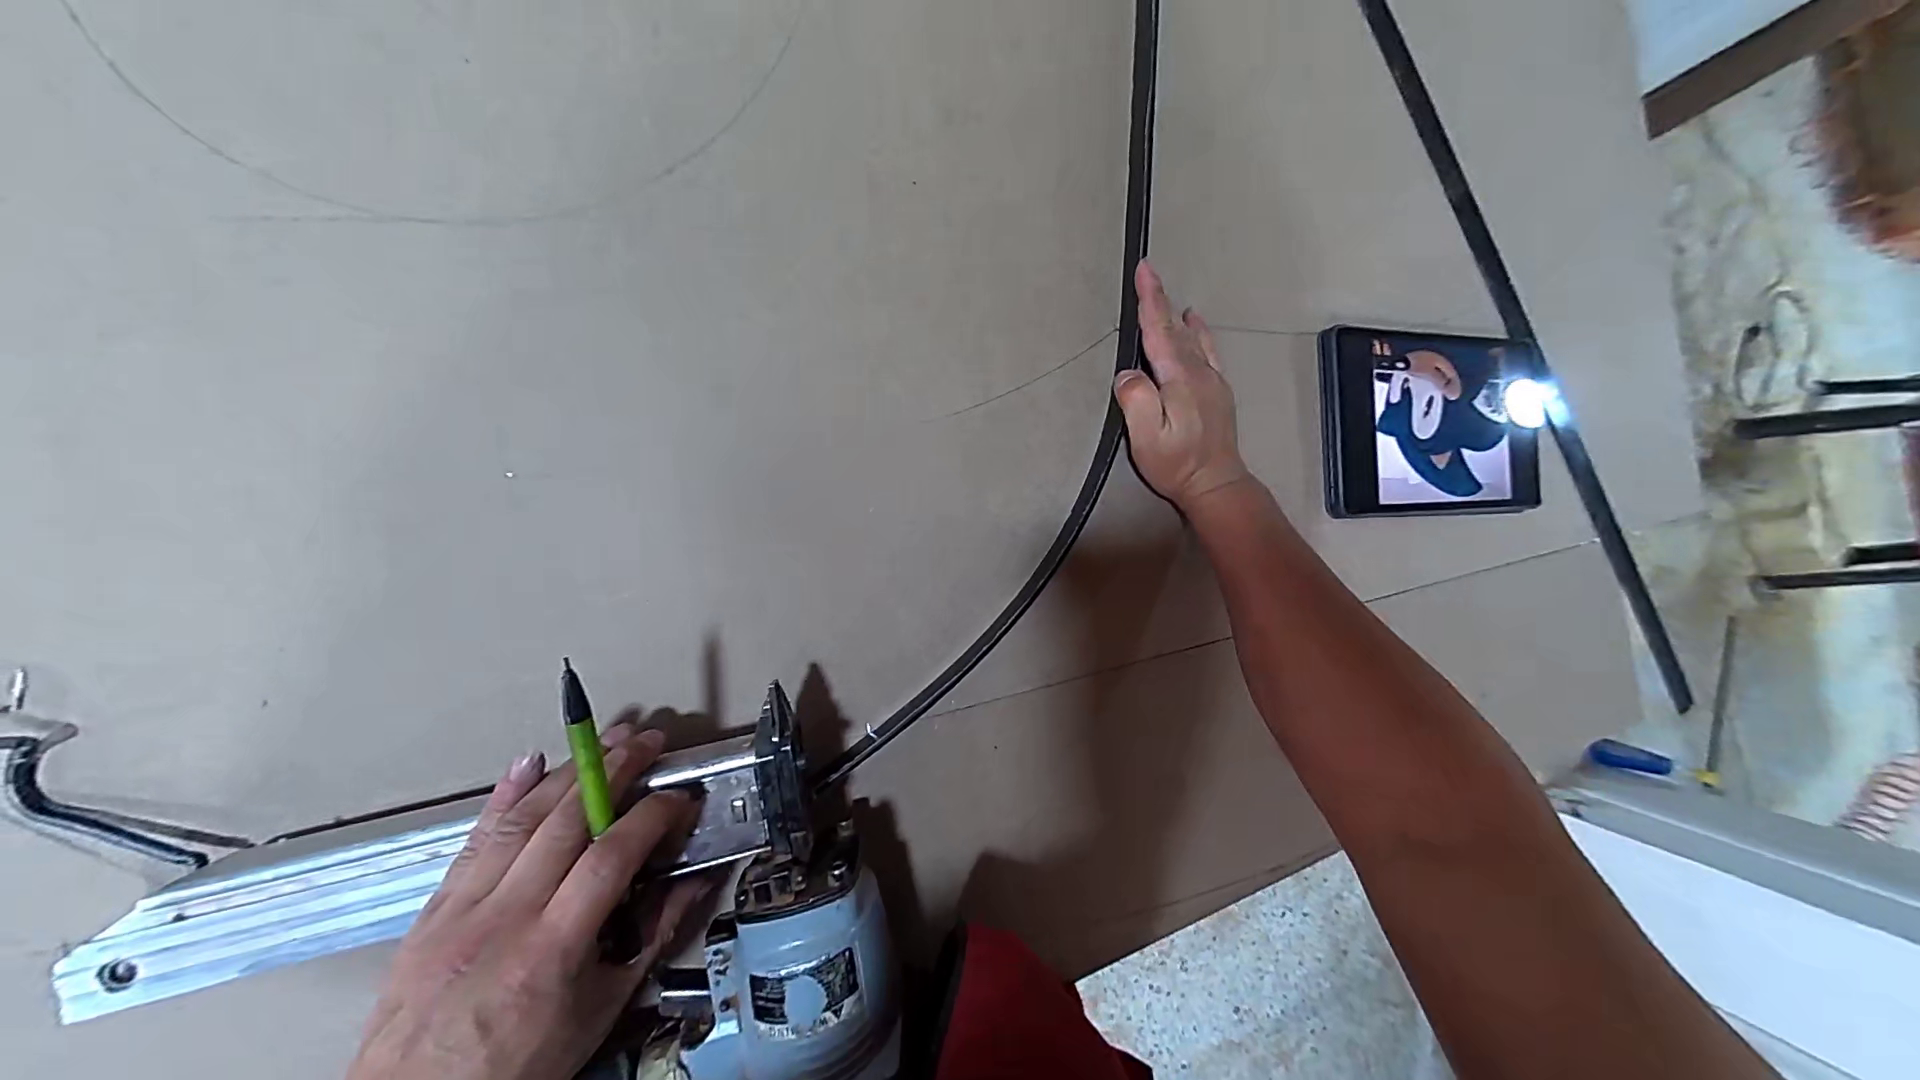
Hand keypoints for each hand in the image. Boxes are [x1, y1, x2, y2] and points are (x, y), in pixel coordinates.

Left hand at [348, 724, 708, 1079]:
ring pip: (524, 818)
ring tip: (606, 740)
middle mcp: (505, 918)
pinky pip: (474, 838)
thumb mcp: (602, 1009)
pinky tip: (527, 762)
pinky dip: (504, 795)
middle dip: (615, 769)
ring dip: (571, 769)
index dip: (653, 816)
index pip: (612, 856)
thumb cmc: (516, 1066)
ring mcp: (463, 909)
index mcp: (551, 949)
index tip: (680, 800)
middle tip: (648, 741)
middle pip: (568, 820)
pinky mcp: (435, 908)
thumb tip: (695, 883)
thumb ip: (653, 936)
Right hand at [1114, 260, 1251, 510]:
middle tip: (1148, 273)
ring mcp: (1212, 381)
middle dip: (1159, 299)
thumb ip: (1136, 400)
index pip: (1160, 331)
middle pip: (1175, 328)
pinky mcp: (1217, 392)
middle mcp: (1199, 372)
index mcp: (1179, 379)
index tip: (1144, 270)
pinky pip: (1207, 350)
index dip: (1150, 299)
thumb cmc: (1176, 464)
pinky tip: (1195, 322)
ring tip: (1166, 295)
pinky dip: (1199, 331)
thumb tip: (1126, 373)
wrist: (1216, 484)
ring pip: (1192, 336)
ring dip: (1175, 313)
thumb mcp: (1146, 438)